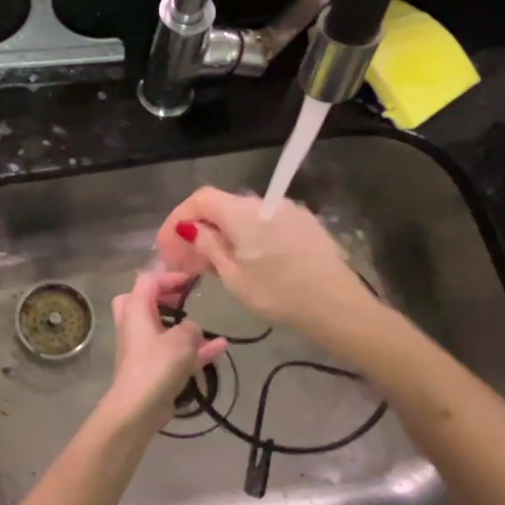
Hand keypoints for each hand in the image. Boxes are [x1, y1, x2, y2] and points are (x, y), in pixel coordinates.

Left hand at [102, 271, 226, 427]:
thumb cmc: (157, 365)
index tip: (191, 282)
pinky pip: (173, 352)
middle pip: (142, 302)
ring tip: (210, 328)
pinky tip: (220, 348)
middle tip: (185, 300)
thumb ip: (191, 327)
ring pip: (161, 329)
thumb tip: (192, 329)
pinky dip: (193, 349)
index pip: (147, 282)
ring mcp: (142, 349)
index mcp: (136, 311)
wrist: (139, 407)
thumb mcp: (182, 340)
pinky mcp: (152, 369)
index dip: (169, 277)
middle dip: (164, 298)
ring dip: (184, 327)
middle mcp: (134, 326)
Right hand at [154, 188, 386, 346]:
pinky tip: (246, 262)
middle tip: (185, 260)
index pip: (201, 198)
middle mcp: (264, 203)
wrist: (336, 305)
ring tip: (213, 264)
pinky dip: (247, 237)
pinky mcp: (305, 224)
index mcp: (242, 212)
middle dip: (199, 229)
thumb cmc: (278, 294)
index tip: (168, 245)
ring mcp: (288, 211)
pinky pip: (265, 224)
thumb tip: (190, 229)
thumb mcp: (233, 276)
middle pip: (222, 206)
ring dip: (223, 234)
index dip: (179, 218)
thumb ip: (208, 246)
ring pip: (244, 216)